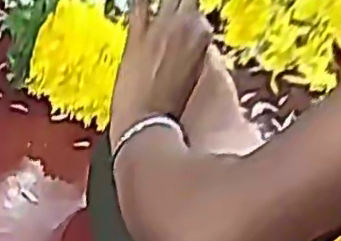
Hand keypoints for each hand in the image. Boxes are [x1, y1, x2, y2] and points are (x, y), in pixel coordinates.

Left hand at [109, 0, 212, 136]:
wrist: (148, 127)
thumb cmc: (169, 116)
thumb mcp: (191, 84)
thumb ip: (192, 62)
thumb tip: (188, 58)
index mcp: (203, 38)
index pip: (198, 18)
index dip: (187, 26)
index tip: (180, 33)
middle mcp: (186, 24)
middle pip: (185, 1)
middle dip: (179, 6)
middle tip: (171, 15)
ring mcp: (161, 27)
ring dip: (163, 3)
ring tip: (158, 9)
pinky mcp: (137, 36)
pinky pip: (138, 4)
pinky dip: (138, 3)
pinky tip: (136, 4)